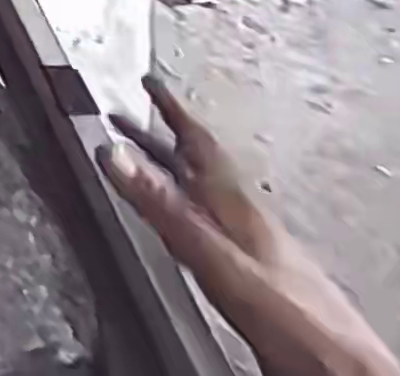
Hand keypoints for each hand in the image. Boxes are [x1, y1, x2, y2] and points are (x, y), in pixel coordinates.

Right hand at [99, 75, 399, 375]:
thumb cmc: (289, 317)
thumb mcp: (214, 256)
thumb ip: (162, 206)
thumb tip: (111, 152)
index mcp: (234, 204)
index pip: (199, 143)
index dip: (173, 110)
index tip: (149, 82)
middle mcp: (241, 217)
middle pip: (194, 165)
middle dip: (156, 137)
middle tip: (122, 117)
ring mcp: (250, 247)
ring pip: (199, 192)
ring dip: (166, 170)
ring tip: (136, 160)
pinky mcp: (251, 275)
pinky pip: (203, 221)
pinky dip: (178, 205)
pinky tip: (175, 220)